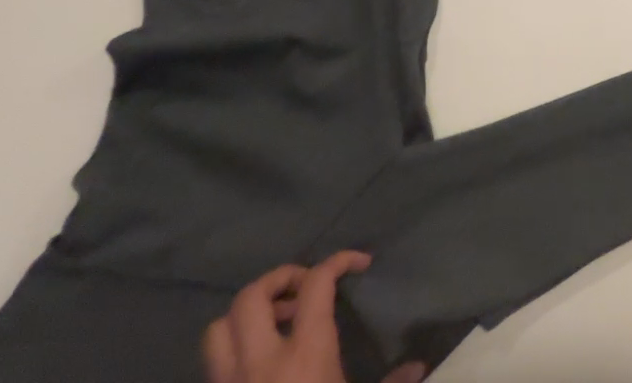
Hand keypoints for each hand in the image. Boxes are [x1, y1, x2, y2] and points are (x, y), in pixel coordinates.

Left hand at [204, 251, 425, 382]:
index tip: (360, 263)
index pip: (315, 285)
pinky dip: (233, 347)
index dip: (337, 262)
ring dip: (247, 314)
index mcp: (306, 352)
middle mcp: (261, 359)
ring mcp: (231, 381)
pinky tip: (261, 360)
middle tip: (306, 286)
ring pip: (218, 327)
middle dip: (280, 279)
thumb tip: (419, 368)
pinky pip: (213, 361)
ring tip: (278, 321)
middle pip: (251, 297)